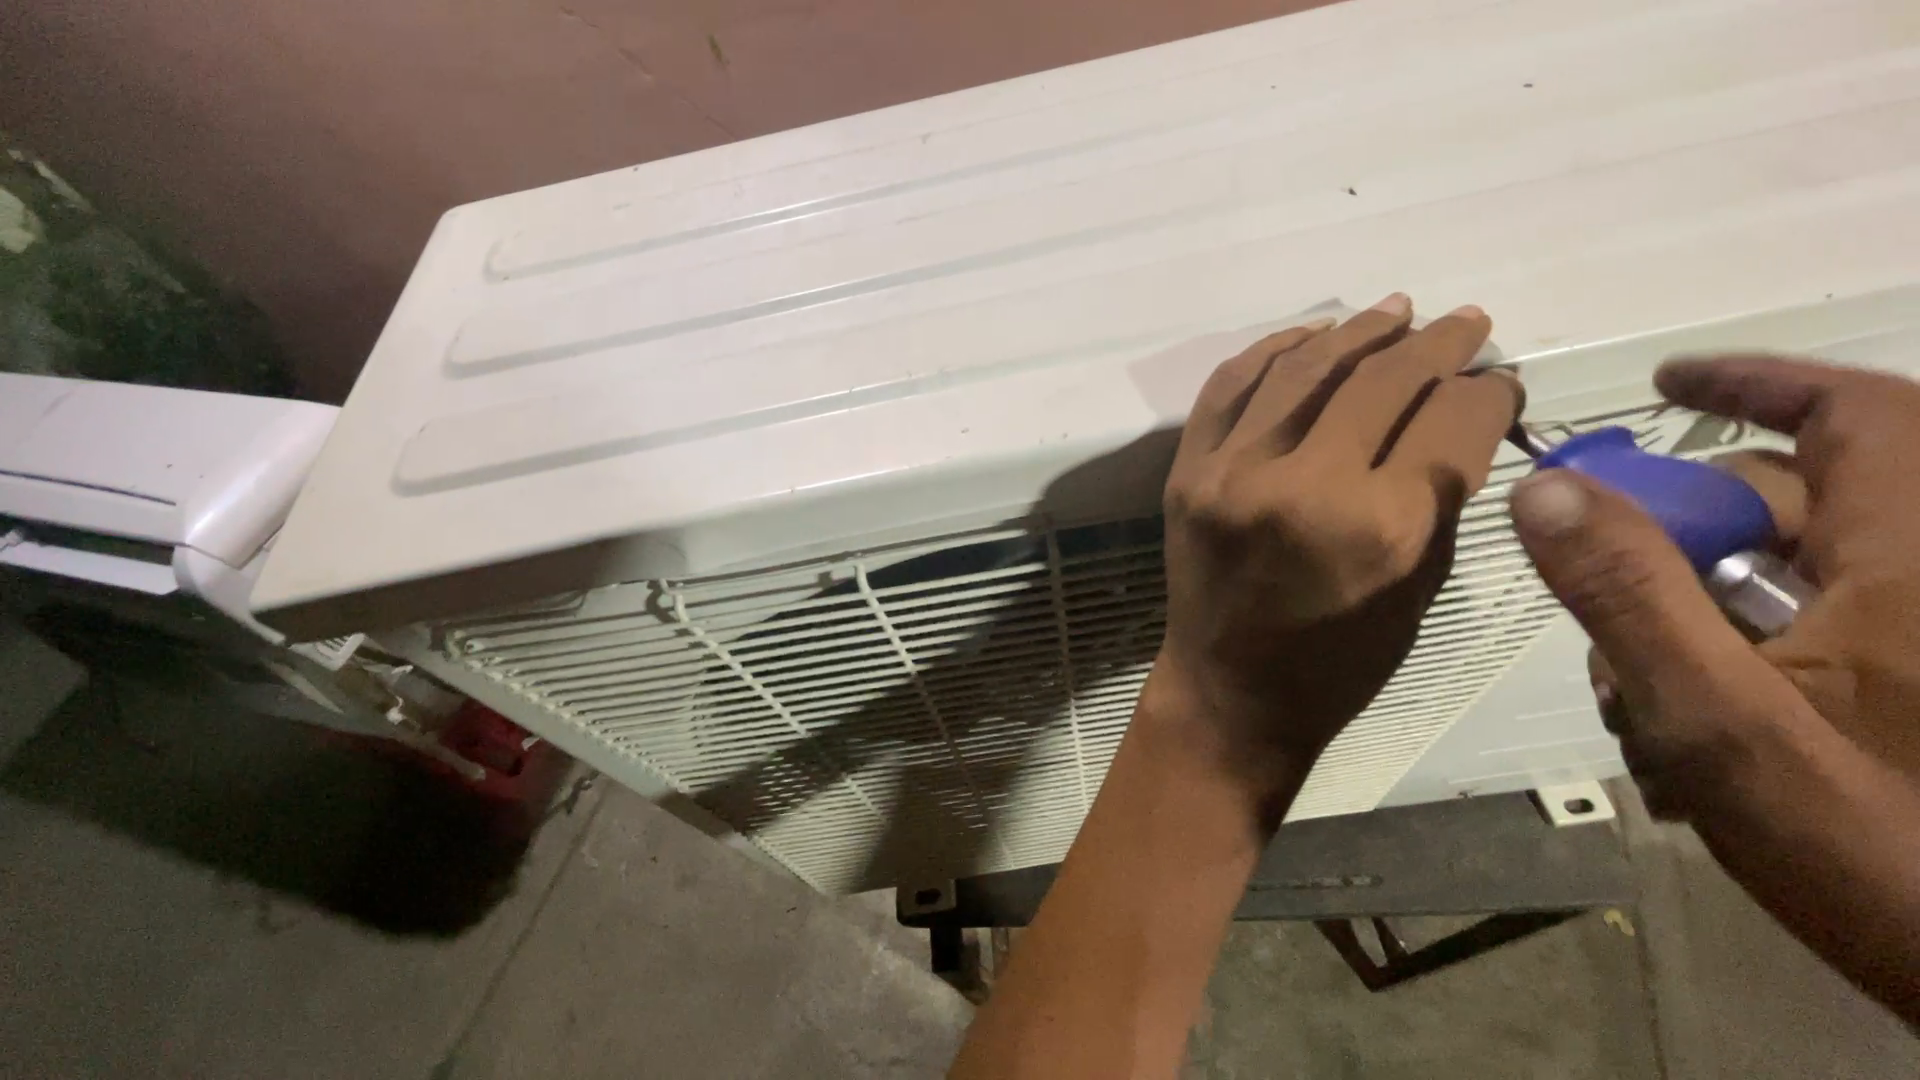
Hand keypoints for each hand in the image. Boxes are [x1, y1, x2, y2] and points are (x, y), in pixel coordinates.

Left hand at [1145, 294, 1521, 811]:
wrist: (1227, 694)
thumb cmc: (1337, 662)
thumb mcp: (1418, 588)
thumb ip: (1444, 493)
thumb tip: (1469, 405)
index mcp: (1379, 528)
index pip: (1452, 420)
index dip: (1489, 392)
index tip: (1500, 381)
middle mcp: (1301, 487)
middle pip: (1381, 379)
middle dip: (1436, 343)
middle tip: (1466, 323)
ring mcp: (1229, 473)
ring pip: (1303, 367)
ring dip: (1357, 331)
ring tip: (1395, 311)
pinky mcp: (1185, 472)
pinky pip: (1228, 385)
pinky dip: (1273, 350)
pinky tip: (1311, 336)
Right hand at [1511, 354, 1919, 816]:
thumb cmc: (1882, 852)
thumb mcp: (1720, 721)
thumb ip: (1627, 596)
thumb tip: (1543, 488)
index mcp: (1917, 566)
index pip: (1858, 416)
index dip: (1758, 382)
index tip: (1664, 384)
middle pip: (1791, 505)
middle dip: (1679, 538)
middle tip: (1605, 604)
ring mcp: (1916, 637)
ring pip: (1784, 579)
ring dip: (1691, 616)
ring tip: (1638, 698)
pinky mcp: (1906, 683)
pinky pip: (1805, 634)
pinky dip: (1731, 656)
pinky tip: (1684, 726)